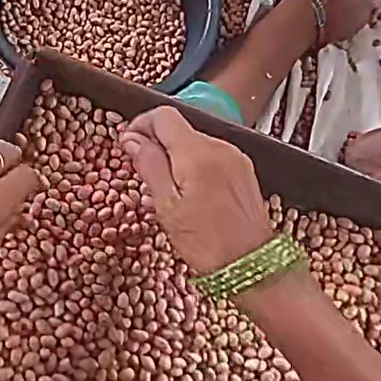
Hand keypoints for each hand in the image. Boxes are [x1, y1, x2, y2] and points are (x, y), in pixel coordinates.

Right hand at [118, 107, 271, 272]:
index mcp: (196, 153)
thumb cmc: (206, 242)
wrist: (251, 265)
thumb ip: (149, 165)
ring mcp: (235, 158)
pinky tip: (189, 194)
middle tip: (143, 174)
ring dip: (175, 157)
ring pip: (194, 143)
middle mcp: (219, 147)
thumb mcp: (167, 206)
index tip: (128, 144)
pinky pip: (210, 157)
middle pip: (179, 128)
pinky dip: (193, 166)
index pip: (163, 115)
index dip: (141, 125)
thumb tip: (132, 139)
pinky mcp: (243, 170)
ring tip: (166, 190)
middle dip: (156, 144)